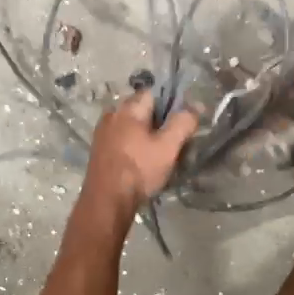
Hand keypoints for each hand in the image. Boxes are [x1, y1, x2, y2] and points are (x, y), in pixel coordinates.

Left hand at [85, 90, 197, 212]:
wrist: (106, 201)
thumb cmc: (139, 170)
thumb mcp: (168, 147)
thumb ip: (183, 123)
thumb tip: (194, 107)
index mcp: (129, 108)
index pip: (155, 93)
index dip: (172, 104)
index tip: (183, 122)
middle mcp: (112, 113)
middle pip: (143, 109)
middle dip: (159, 121)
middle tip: (173, 141)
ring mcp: (102, 131)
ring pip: (132, 125)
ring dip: (146, 135)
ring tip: (159, 155)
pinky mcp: (99, 149)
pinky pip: (122, 138)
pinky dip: (134, 145)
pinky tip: (141, 162)